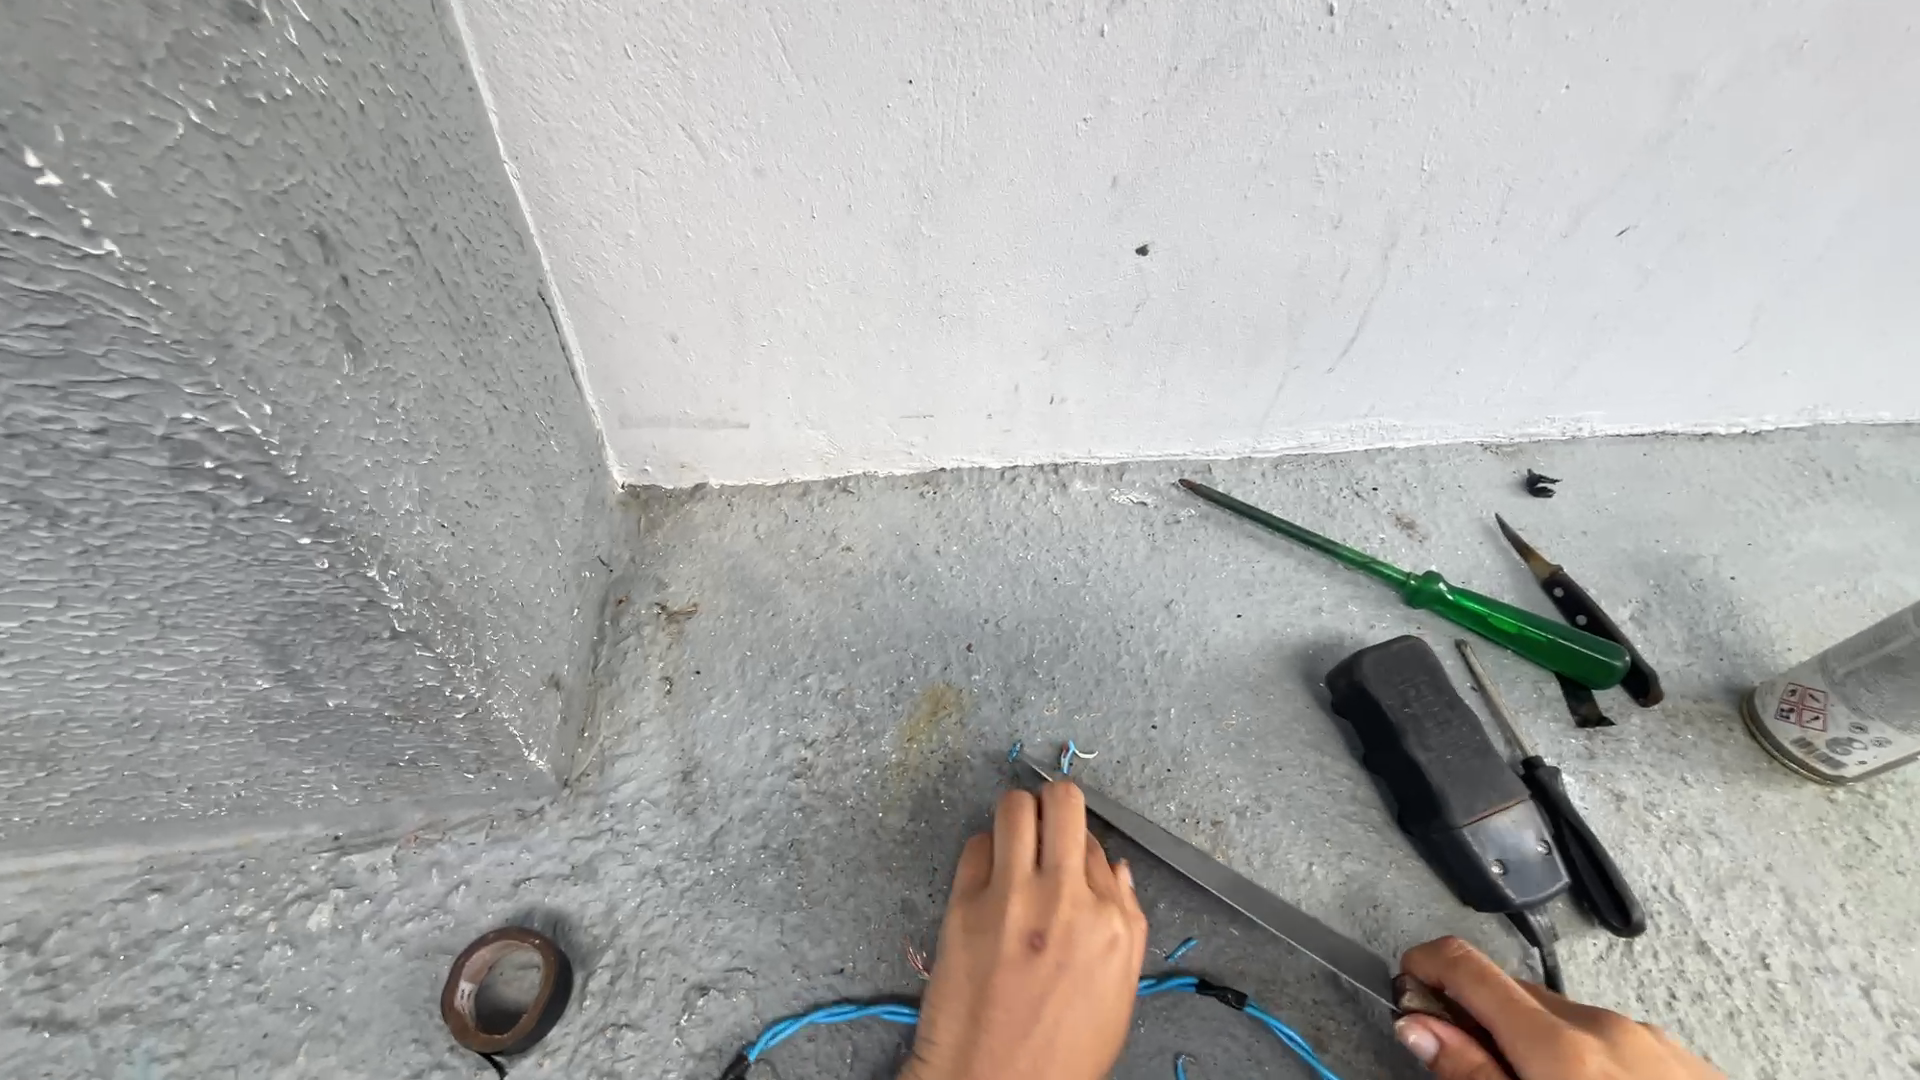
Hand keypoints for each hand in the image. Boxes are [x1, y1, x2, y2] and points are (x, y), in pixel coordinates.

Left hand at [901, 783, 1148, 1079]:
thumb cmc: (1061, 1049)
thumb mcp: (1118, 993)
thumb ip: (1128, 923)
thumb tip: (1116, 866)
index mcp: (1112, 921)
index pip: (1098, 844)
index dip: (1081, 848)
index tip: (1067, 860)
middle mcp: (1065, 896)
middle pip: (1063, 801)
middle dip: (1054, 802)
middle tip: (1044, 824)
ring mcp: (1012, 895)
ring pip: (1014, 806)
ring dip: (1016, 814)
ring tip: (1014, 839)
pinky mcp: (965, 901)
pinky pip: (976, 843)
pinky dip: (984, 850)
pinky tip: (988, 877)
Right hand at [1395, 937, 1725, 1079]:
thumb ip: (1472, 1076)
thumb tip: (1417, 1025)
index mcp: (1560, 1045)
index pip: (1463, 963)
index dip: (1423, 968)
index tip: (1410, 996)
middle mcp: (1606, 1027)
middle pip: (1512, 991)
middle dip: (1480, 1019)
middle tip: (1472, 1067)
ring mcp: (1657, 1043)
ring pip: (1565, 1018)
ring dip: (1536, 1044)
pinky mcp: (1695, 1065)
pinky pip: (1617, 1042)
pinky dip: (1588, 1060)